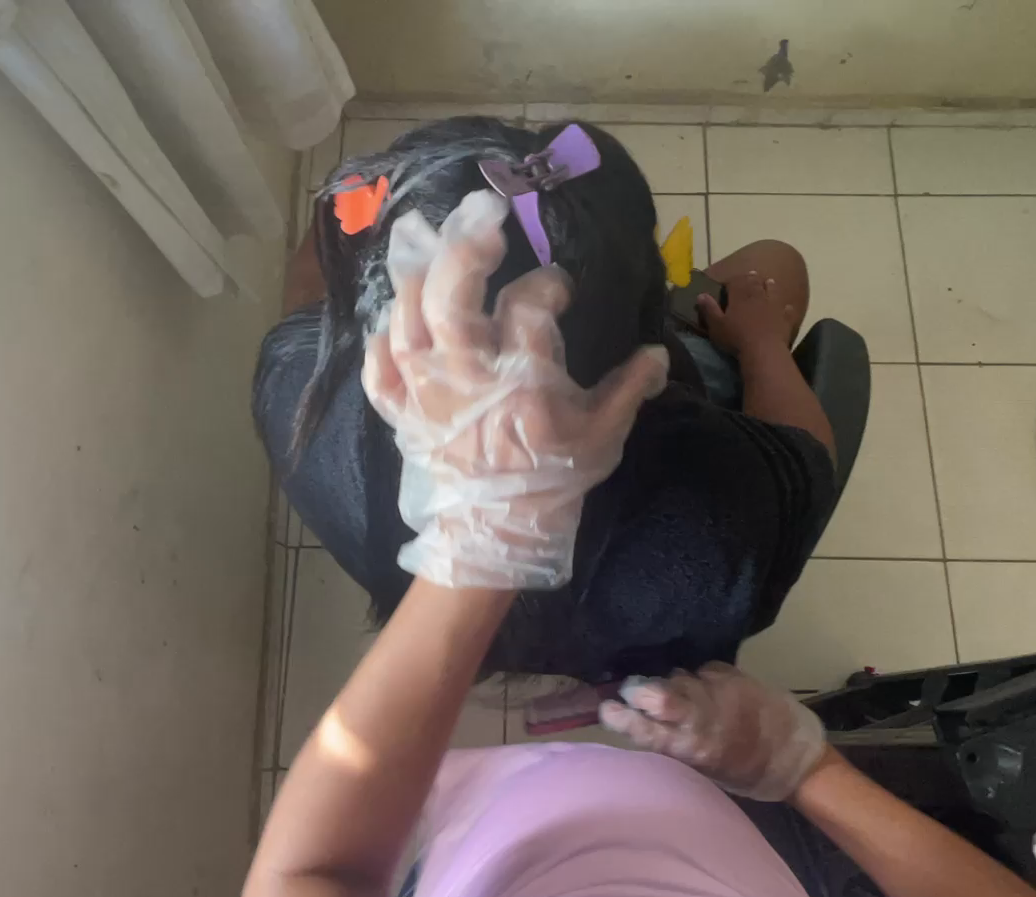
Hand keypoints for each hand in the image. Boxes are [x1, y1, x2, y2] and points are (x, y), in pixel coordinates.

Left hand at [362, 190, 668, 589]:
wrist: (496, 536)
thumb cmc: (552, 483)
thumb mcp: (602, 438)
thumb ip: (628, 390)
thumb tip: (658, 352)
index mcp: (523, 378)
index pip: (530, 304)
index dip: (547, 285)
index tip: (560, 290)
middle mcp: (467, 376)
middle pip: (451, 296)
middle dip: (465, 249)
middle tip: (484, 221)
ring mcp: (425, 394)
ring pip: (406, 322)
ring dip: (417, 281)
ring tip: (433, 257)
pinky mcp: (400, 414)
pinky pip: (377, 370)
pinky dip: (380, 344)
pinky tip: (393, 326)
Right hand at [599, 662, 828, 800]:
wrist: (796, 756)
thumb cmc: (746, 773)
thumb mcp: (704, 769)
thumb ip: (674, 743)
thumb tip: (644, 721)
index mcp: (691, 748)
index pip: (645, 729)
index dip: (621, 717)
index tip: (607, 709)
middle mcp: (701, 717)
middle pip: (658, 693)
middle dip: (640, 689)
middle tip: (634, 690)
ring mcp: (718, 691)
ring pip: (677, 677)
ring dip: (672, 684)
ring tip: (679, 694)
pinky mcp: (734, 674)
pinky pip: (703, 669)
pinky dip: (701, 678)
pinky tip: (709, 689)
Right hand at [696, 271, 797, 356]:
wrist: (763, 350)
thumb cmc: (735, 338)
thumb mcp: (716, 326)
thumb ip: (709, 309)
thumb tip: (701, 294)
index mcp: (740, 296)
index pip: (735, 281)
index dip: (732, 281)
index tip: (727, 283)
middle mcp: (758, 296)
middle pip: (755, 282)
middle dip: (752, 278)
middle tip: (751, 275)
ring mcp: (774, 306)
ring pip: (772, 291)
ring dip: (770, 286)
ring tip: (769, 282)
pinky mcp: (785, 318)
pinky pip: (787, 310)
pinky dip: (786, 308)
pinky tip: (787, 307)